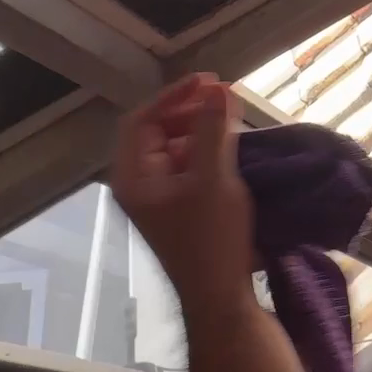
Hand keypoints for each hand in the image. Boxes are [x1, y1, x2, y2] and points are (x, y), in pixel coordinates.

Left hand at [112, 72, 253, 307]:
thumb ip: (212, 130)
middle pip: (159, 130)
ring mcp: (163, 194)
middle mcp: (142, 182)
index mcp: (135, 177)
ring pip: (179, 144)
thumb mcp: (213, 177)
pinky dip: (212, 145)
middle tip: (228, 97)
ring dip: (205, 126)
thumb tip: (216, 87)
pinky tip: (236, 143)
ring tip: (236, 117)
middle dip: (192, 109)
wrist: (221, 292)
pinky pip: (193, 161)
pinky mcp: (184, 202)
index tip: (211, 80)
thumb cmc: (211, 236)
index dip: (174, 95)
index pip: (143, 120)